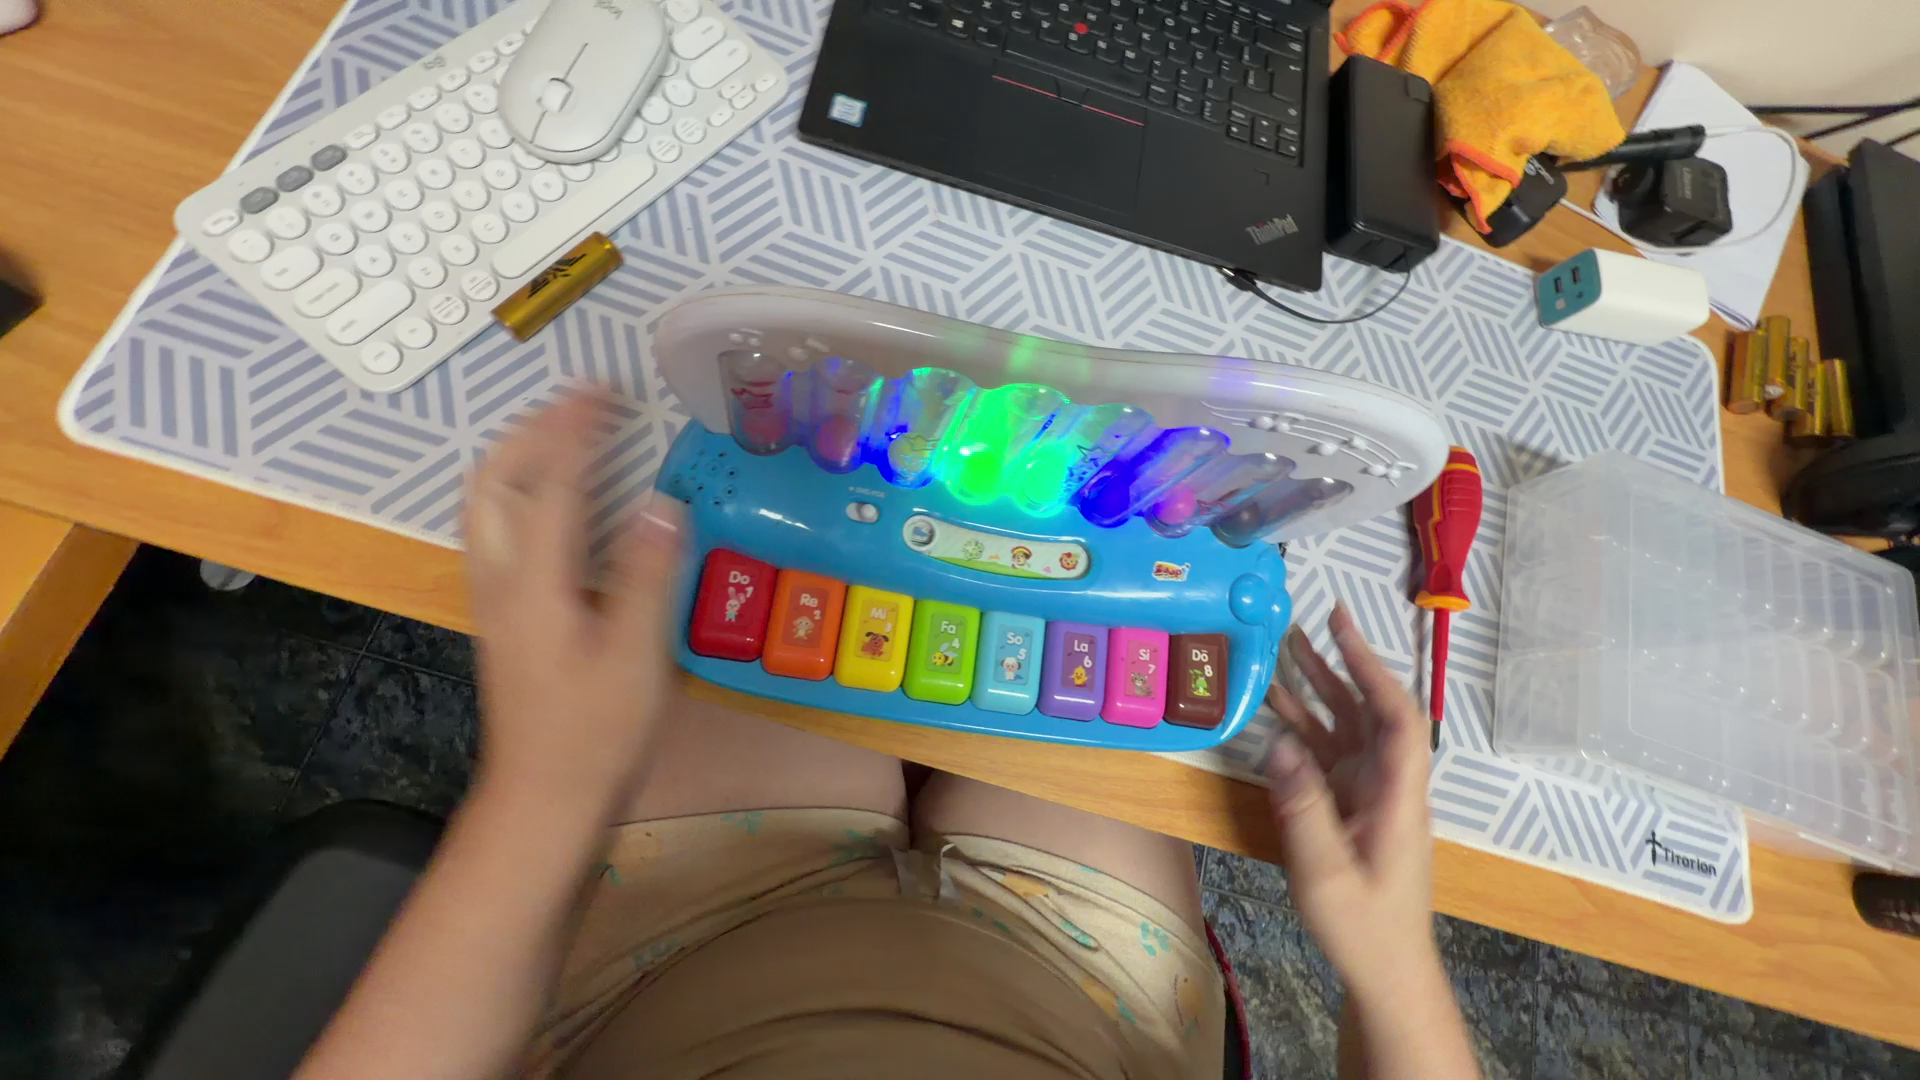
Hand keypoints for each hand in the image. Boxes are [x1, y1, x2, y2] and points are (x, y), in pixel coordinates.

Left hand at [464, 391, 684, 814]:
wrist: (545, 794)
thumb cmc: (598, 730)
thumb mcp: (636, 655)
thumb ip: (646, 575)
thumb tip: (661, 502)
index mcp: (538, 585)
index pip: (552, 486)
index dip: (576, 432)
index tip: (600, 389)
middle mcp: (503, 580)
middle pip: (496, 484)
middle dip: (532, 432)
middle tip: (577, 403)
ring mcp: (497, 598)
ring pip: (488, 506)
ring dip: (520, 456)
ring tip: (562, 432)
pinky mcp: (506, 614)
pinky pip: (501, 529)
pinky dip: (522, 491)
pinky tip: (554, 498)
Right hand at [1265, 603, 1436, 995]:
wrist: (1383, 968)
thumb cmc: (1363, 925)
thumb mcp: (1327, 871)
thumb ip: (1304, 807)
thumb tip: (1277, 742)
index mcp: (1397, 795)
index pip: (1396, 717)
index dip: (1372, 669)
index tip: (1344, 629)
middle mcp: (1386, 782)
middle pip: (1368, 711)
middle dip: (1342, 663)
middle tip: (1308, 622)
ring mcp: (1366, 791)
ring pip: (1345, 726)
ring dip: (1318, 688)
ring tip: (1285, 649)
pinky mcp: (1347, 802)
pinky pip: (1325, 751)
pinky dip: (1302, 724)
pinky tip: (1275, 703)